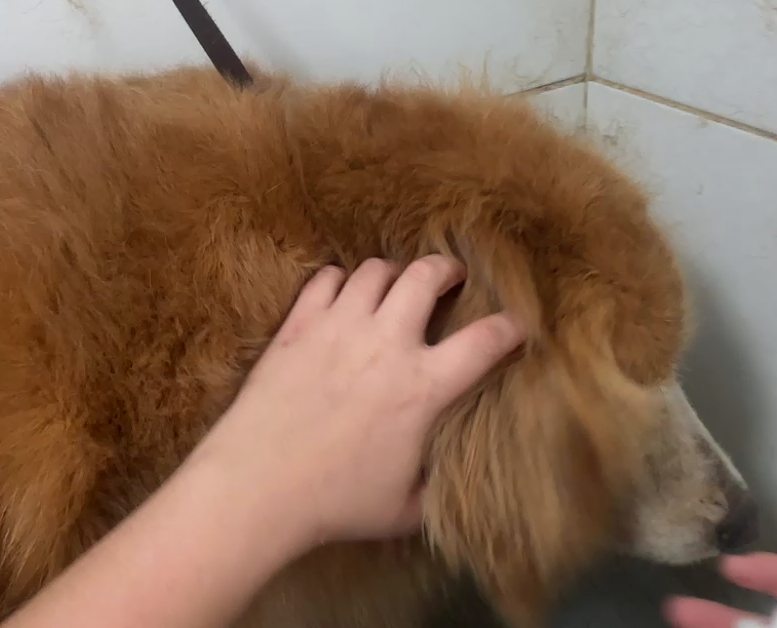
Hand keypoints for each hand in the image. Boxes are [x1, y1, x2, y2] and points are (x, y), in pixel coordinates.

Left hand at [183, 256, 525, 551]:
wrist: (260, 483)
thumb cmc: (337, 501)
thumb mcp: (406, 508)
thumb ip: (436, 483)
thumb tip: (447, 474)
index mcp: (422, 387)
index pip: (484, 342)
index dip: (509, 327)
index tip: (516, 324)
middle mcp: (386, 342)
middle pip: (426, 275)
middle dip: (447, 268)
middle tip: (451, 276)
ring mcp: (340, 325)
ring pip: (375, 269)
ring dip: (391, 273)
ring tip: (392, 286)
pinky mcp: (300, 321)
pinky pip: (325, 277)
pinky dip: (338, 280)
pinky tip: (340, 293)